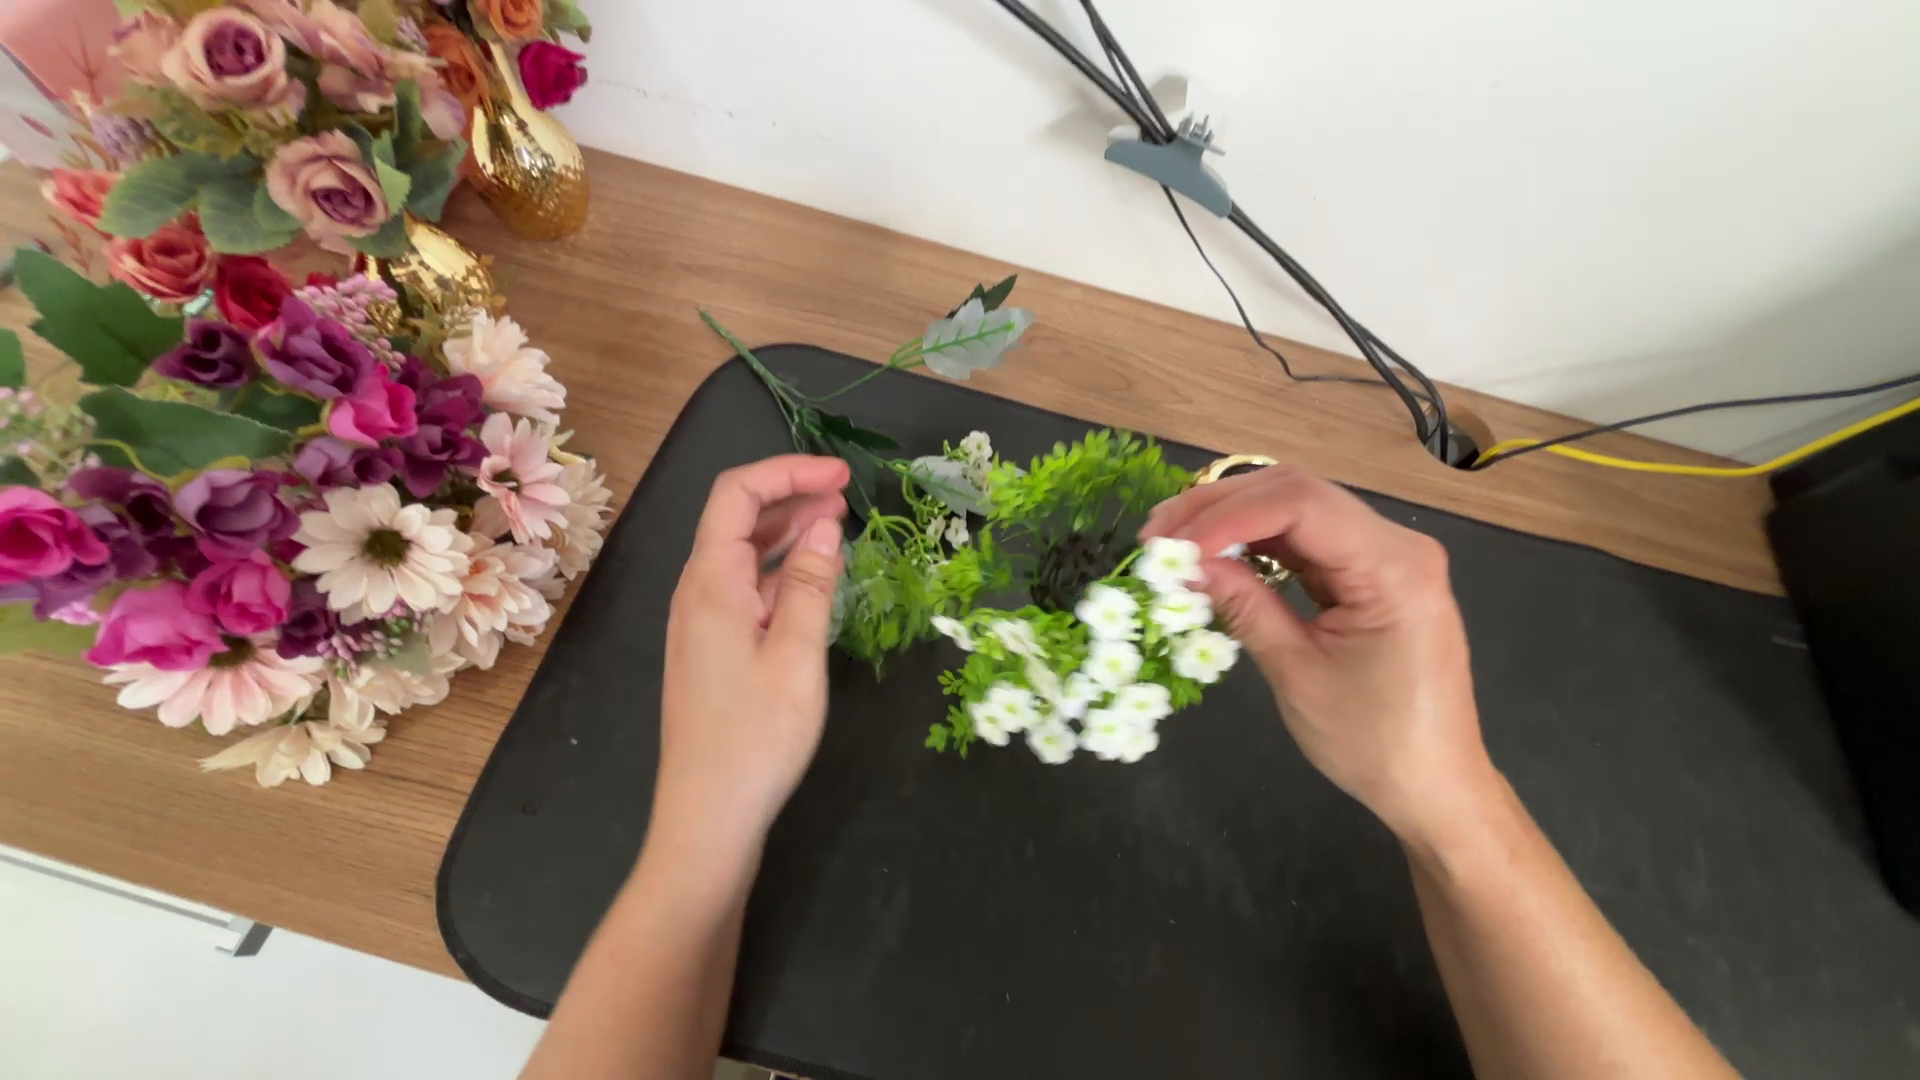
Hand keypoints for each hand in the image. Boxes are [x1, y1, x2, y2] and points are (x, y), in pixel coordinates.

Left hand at [654, 455, 848, 857]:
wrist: (708, 816)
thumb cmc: (757, 737)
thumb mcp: (797, 655)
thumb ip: (813, 584)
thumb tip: (826, 524)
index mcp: (710, 583)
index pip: (737, 495)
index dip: (789, 472)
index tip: (843, 476)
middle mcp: (696, 592)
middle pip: (735, 518)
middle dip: (790, 495)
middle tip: (847, 495)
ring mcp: (701, 622)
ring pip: (740, 553)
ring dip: (786, 531)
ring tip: (837, 523)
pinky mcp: (712, 648)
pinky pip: (744, 587)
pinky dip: (780, 569)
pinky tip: (813, 577)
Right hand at [1142, 466, 1493, 844]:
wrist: (1434, 785)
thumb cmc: (1373, 741)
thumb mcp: (1297, 674)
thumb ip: (1244, 606)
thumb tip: (1185, 563)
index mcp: (1394, 567)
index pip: (1301, 505)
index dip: (1227, 515)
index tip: (1171, 546)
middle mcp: (1395, 544)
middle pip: (1296, 492)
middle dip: (1220, 506)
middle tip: (1157, 533)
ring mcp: (1382, 554)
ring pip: (1294, 508)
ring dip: (1230, 518)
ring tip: (1173, 539)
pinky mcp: (1365, 572)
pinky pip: (1302, 538)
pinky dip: (1252, 541)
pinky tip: (1212, 553)